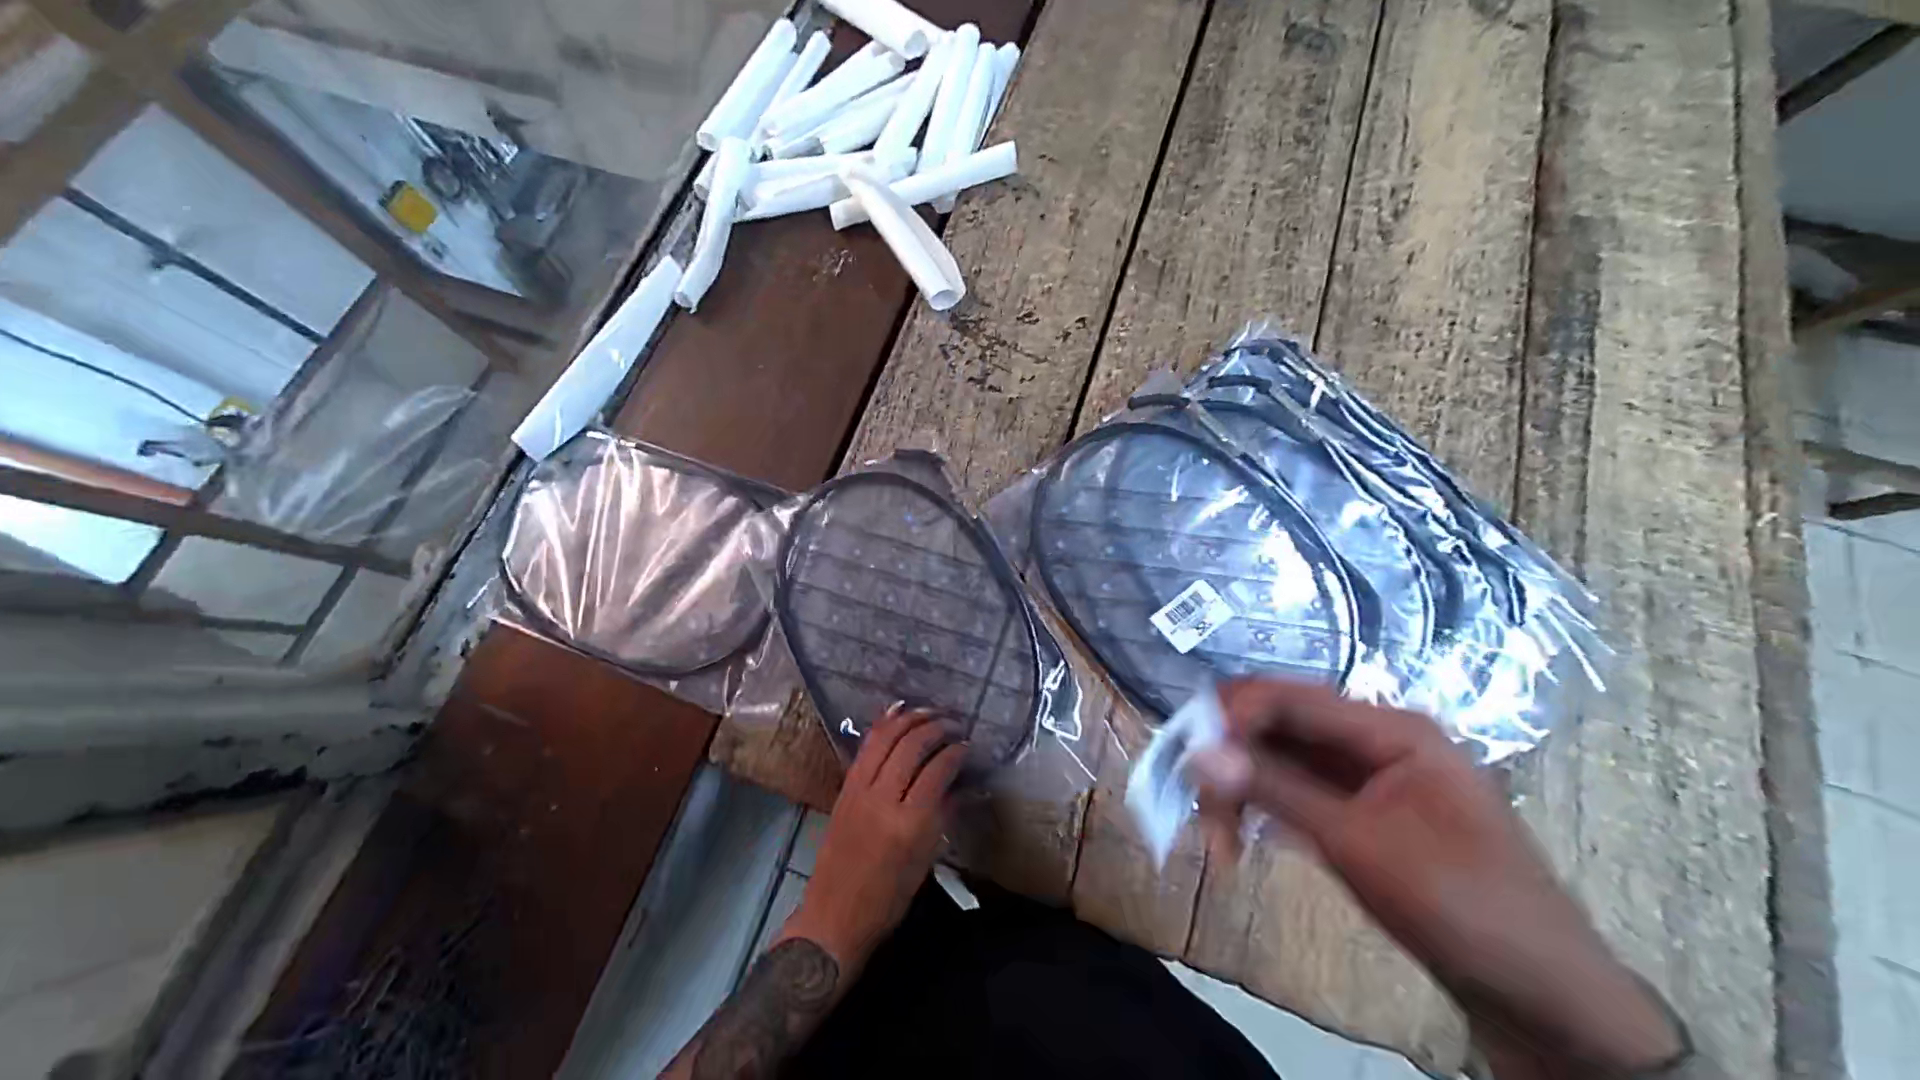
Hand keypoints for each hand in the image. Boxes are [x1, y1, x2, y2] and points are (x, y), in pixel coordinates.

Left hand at [778, 705, 966, 973]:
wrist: (834, 917)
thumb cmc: (887, 899)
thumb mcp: (924, 861)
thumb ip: (945, 816)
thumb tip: (969, 787)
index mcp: (908, 824)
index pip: (937, 771)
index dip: (955, 752)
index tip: (968, 745)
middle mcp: (882, 799)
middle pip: (911, 746)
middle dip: (935, 728)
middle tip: (953, 723)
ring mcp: (858, 790)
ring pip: (885, 739)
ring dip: (908, 719)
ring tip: (928, 711)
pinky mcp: (844, 788)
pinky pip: (865, 747)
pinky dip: (882, 725)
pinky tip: (895, 712)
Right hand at [1189, 678, 1686, 1076]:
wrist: (1543, 996)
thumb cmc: (1463, 907)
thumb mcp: (1360, 844)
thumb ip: (1277, 790)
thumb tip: (1198, 751)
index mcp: (1391, 729)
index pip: (1290, 697)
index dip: (1232, 716)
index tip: (1188, 756)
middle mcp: (1375, 739)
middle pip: (1280, 725)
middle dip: (1231, 758)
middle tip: (1196, 803)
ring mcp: (1366, 776)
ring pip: (1281, 760)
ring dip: (1242, 790)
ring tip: (1219, 840)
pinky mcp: (1358, 811)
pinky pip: (1295, 792)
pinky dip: (1264, 810)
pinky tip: (1242, 840)